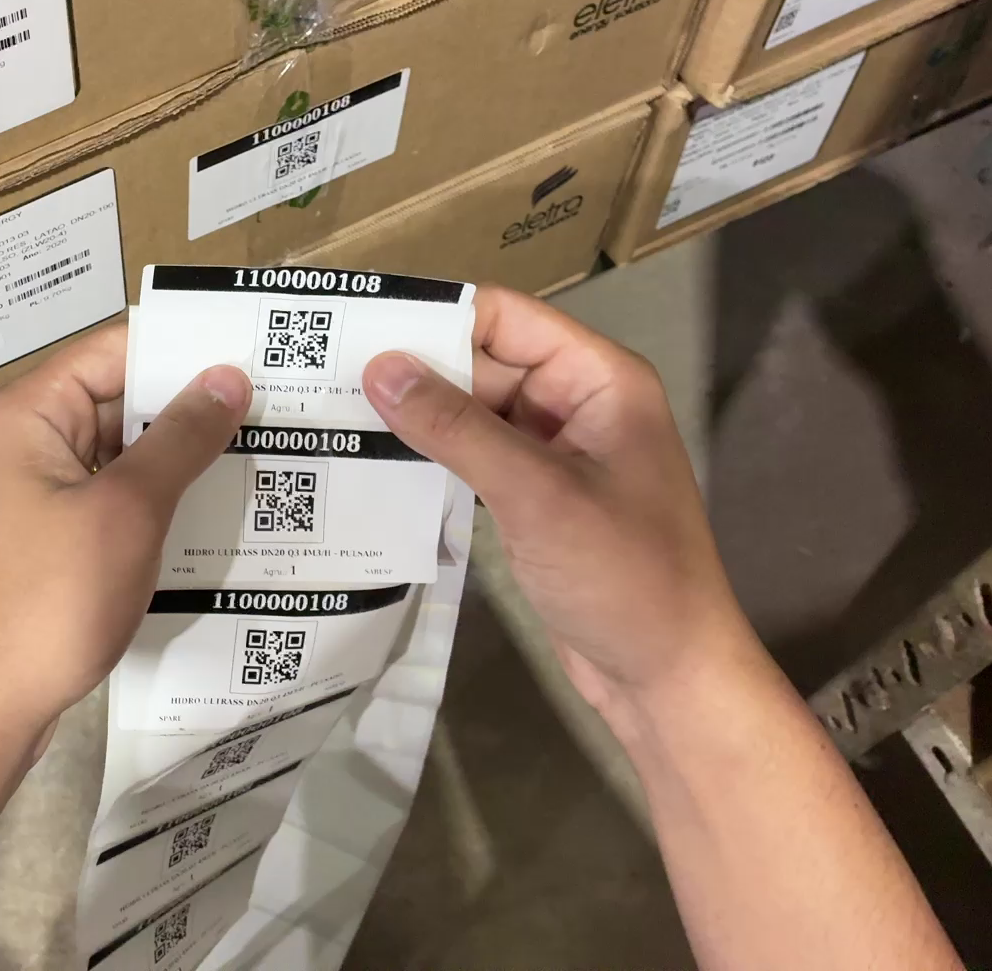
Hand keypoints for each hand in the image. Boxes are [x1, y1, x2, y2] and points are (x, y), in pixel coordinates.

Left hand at [0, 324, 250, 743]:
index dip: (183, 349)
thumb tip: (228, 375)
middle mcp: (24, 439)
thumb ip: (180, 438)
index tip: (254, 353)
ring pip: (115, 452)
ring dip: (174, 455)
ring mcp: (31, 491)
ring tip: (260, 450)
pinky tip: (210, 507)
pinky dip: (150, 497)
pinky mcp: (43, 536)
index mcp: (29, 412)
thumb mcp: (126, 510)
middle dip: (187, 406)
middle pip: (115, 399)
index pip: (115, 350)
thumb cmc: (49, 598)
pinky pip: (104, 496)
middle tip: (275, 405)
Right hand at [362, 287, 752, 710]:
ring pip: (468, 411)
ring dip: (414, 413)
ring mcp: (549, 451)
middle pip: (480, 362)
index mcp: (596, 380)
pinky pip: (469, 454)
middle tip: (327, 375)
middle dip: (413, 368)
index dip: (435, 315)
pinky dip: (428, 454)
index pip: (504, 318)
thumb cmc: (621, 575)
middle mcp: (572, 404)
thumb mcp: (535, 492)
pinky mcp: (527, 493)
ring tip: (336, 412)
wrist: (664, 676)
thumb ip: (455, 428)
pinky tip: (374, 460)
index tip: (360, 326)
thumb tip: (378, 367)